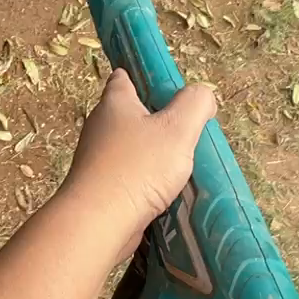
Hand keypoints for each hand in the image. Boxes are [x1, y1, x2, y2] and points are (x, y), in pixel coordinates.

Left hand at [60, 69, 216, 236]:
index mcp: (115, 104)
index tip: (164, 86)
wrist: (99, 220)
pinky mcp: (99, 186)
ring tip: (179, 162)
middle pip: (127, 113)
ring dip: (149, 151)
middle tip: (184, 129)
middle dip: (153, 118)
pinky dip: (143, 177)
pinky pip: (126, 174)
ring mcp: (96, 158)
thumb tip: (202, 95)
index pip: (123, 79)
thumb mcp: (178, 128)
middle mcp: (100, 127)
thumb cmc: (138, 167)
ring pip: (127, 146)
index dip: (143, 77)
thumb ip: (195, 104)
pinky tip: (163, 189)